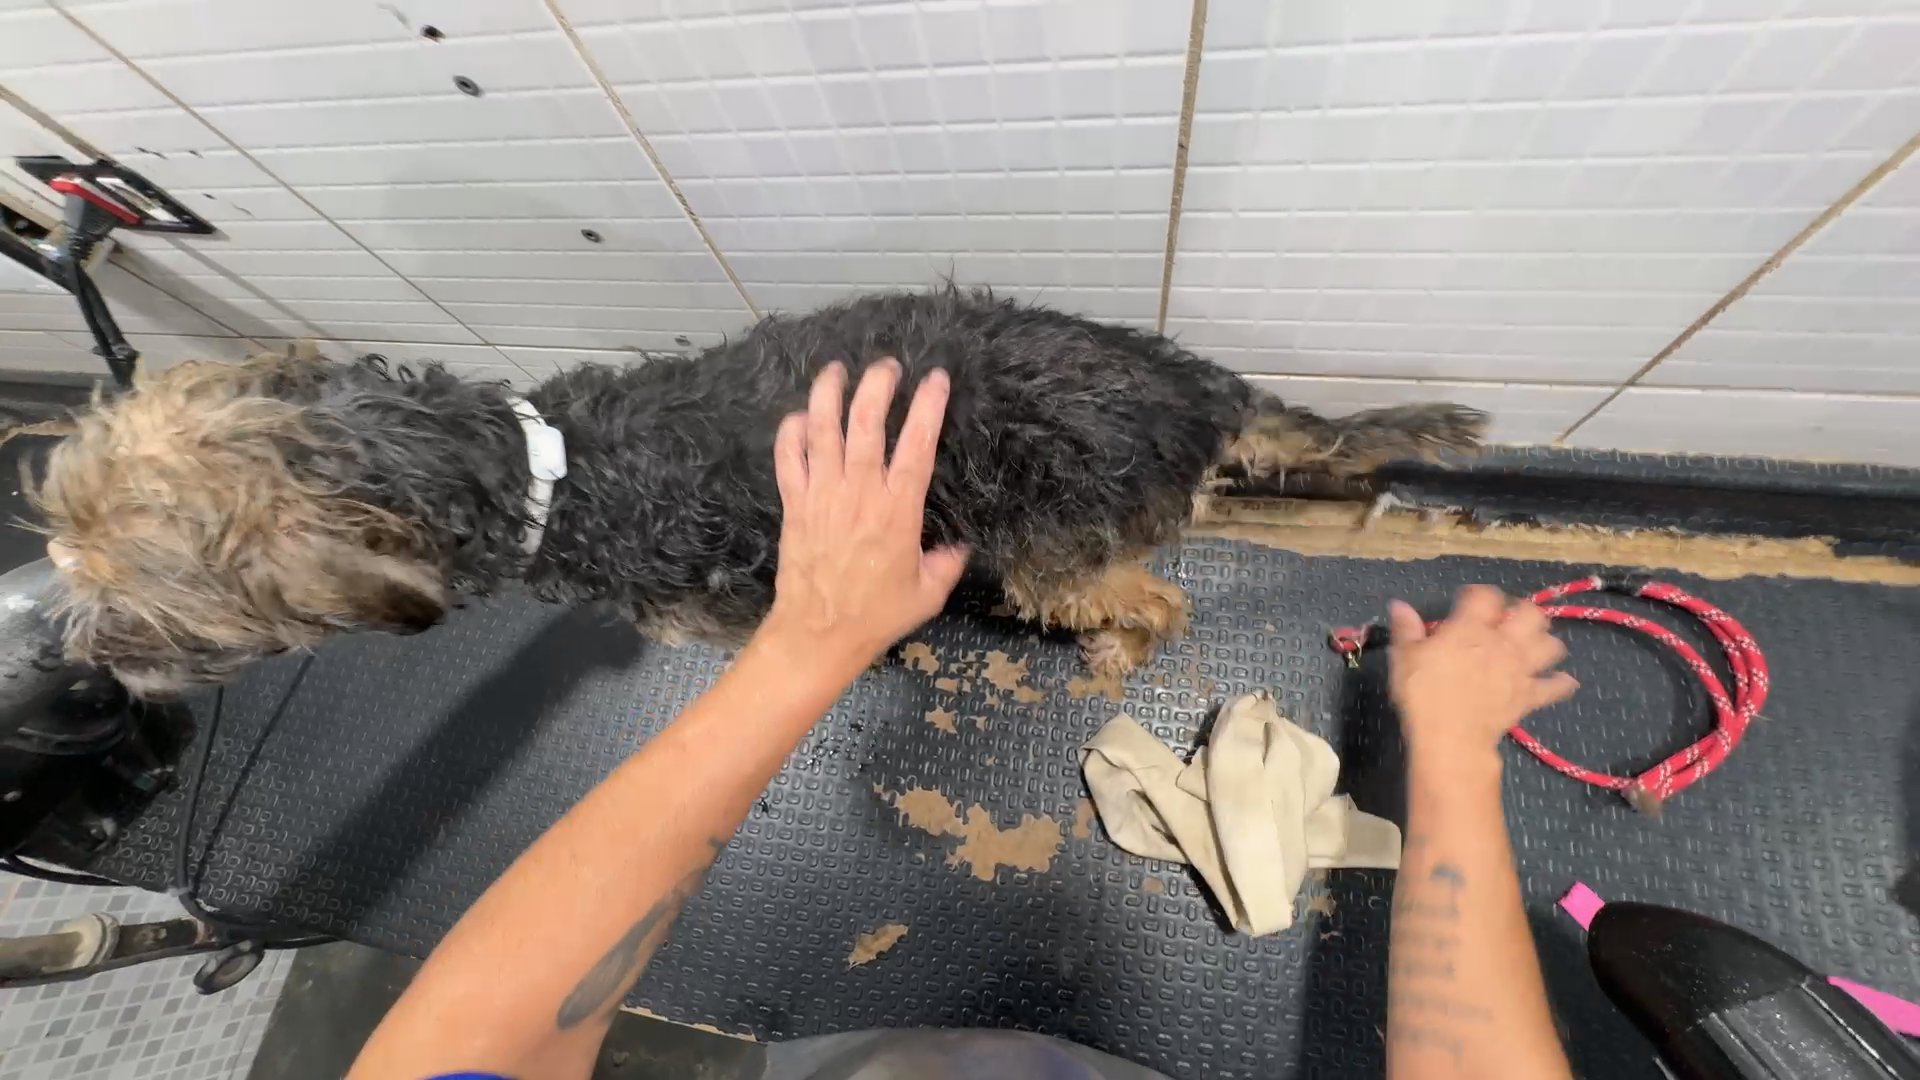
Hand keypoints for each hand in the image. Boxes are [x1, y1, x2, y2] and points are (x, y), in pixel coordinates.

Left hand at [760, 359, 967, 675]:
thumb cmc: (877, 616)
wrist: (818, 635)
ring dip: (828, 394)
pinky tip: (798, 416)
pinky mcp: (795, 504)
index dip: (927, 407)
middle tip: (887, 366)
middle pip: (866, 423)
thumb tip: (960, 542)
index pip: (917, 445)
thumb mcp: (928, 593)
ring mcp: (821, 495)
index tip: (935, 378)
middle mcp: (859, 493)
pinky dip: (791, 432)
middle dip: (877, 385)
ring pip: (822, 431)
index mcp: (897, 511)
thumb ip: (948, 562)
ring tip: (837, 368)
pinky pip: (788, 458)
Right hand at [1387, 585, 1577, 771]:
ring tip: (1530, 643)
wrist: (1450, 735)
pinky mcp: (1530, 695)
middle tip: (1507, 618)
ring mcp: (1521, 669)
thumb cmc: (1421, 691)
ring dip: (1544, 641)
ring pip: (1551, 645)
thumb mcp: (1403, 655)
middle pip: (1531, 614)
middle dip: (1523, 610)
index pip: (1485, 596)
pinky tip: (1556, 680)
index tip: (1467, 597)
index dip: (1478, 592)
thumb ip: (1406, 627)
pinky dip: (1560, 682)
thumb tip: (1399, 604)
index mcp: (1469, 628)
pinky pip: (1556, 686)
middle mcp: (1502, 643)